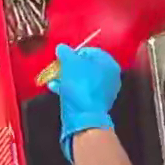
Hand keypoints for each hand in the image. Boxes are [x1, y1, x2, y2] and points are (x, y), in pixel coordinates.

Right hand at [48, 44, 120, 160]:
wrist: (83, 116)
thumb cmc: (80, 84)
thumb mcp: (70, 63)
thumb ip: (65, 52)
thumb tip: (61, 47)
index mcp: (109, 63)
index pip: (91, 51)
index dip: (75, 52)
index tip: (63, 56)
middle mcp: (110, 76)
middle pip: (87, 66)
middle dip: (70, 66)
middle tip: (58, 67)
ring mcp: (104, 91)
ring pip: (83, 79)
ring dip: (68, 77)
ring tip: (54, 78)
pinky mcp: (95, 103)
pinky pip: (82, 91)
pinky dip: (70, 88)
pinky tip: (56, 88)